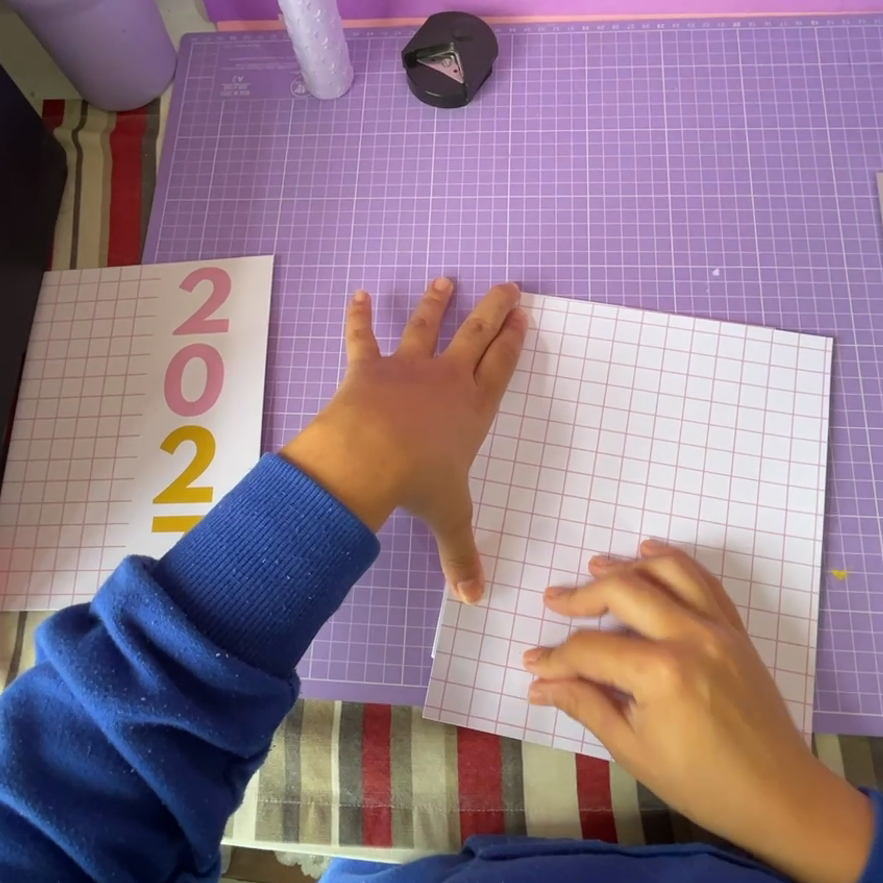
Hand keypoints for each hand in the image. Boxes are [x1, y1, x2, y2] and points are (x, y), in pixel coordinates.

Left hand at [281, 278, 525, 602]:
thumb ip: (462, 556)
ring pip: (427, 328)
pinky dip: (358, 316)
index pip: (501, 369)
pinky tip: (358, 295)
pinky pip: (362, 337)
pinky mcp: (369, 367)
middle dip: (494, 311)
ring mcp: (407, 368)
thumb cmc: (419, 484)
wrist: (372, 456)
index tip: (524, 319)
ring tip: (446, 282)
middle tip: (509, 287)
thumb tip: (475, 601)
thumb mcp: (449, 520)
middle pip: (476, 336)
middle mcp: (446, 380)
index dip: (513, 343)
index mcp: (472, 410)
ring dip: (437, 305)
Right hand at [524, 540, 874, 882]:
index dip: (556, 658)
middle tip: (554, 602)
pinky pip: (704, 580)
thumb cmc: (702, 783)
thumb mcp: (633, 750)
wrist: (782, 797)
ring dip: (627, 565)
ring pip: (667, 571)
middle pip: (624, 592)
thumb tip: (540, 685)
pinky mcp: (735, 630)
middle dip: (581, 597)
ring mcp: (718, 628)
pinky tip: (650, 552)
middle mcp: (689, 637)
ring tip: (595, 567)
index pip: (591, 650)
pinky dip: (674, 561)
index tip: (533, 664)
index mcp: (661, 673)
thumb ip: (585, 705)